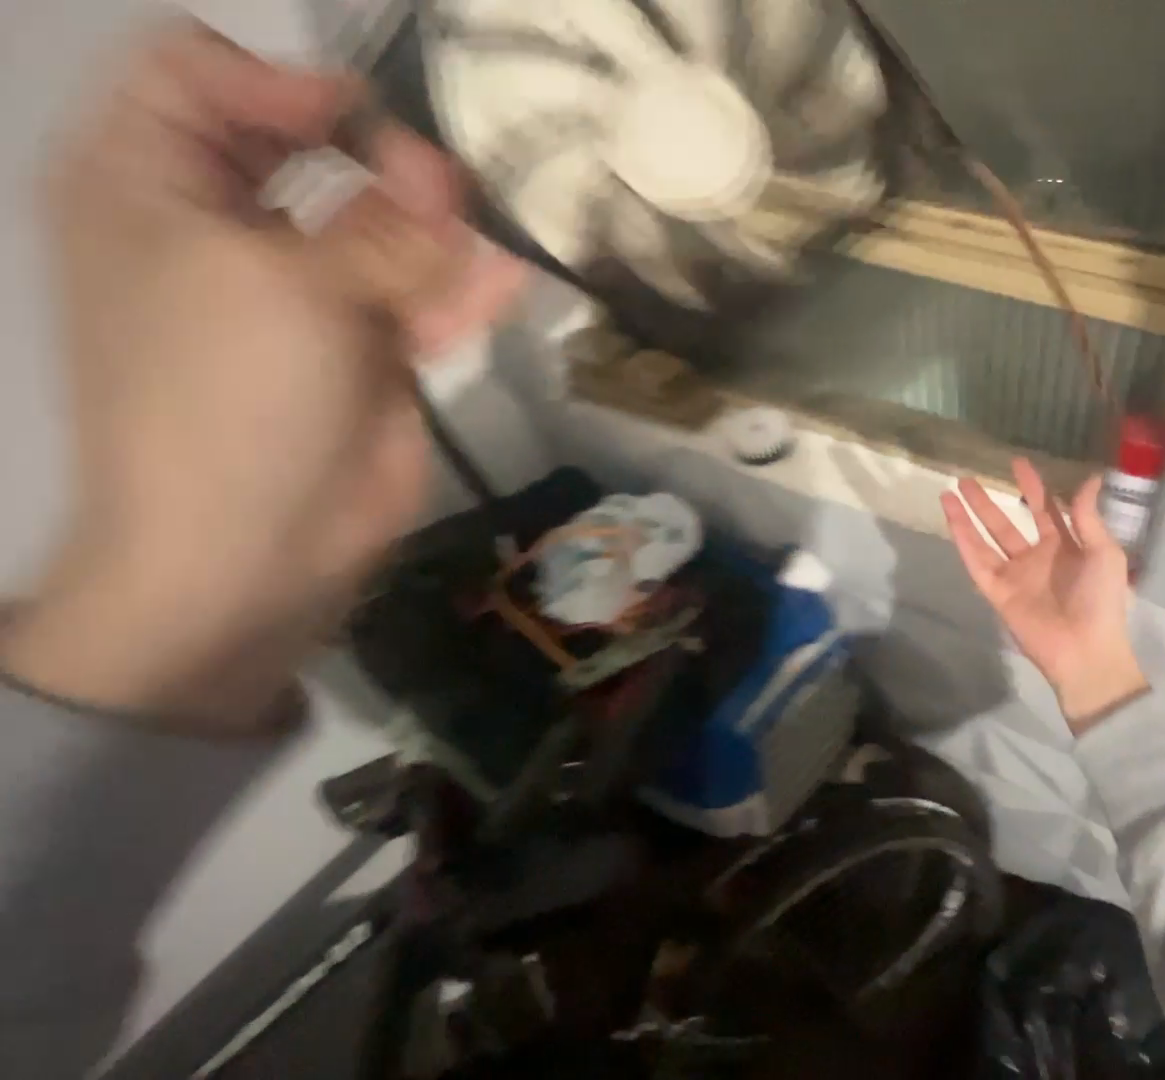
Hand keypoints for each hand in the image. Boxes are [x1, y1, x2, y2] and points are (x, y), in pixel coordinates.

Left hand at [0, 19, 523, 731]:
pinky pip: (430, 292)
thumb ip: (379, 222)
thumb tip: (444, 171)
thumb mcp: (285, 284)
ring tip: (494, 235)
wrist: (260, 543)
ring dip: (442, 227)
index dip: (288, 84)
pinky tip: (508, 278)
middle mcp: (232, 225)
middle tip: (450, 189)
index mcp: (152, 184)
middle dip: (387, 161)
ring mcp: (315, 288)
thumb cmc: (228, 396)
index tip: (373, 125)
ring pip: (391, 223)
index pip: (207, 77)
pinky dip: (467, 286)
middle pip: (315, 147)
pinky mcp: (379, 343)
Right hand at [941, 459, 1148, 734]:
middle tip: (968, 478)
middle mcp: (1036, 558)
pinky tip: (951, 516)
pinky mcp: (997, 592)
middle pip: (1007, 523)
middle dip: (989, 502)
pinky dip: (963, 538)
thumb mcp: (1103, 551)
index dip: (1033, 487)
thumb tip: (1091, 477)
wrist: (1085, 648)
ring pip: (986, 539)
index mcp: (1066, 547)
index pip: (1044, 510)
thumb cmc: (1101, 599)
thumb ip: (1088, 516)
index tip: (1018, 463)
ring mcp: (1015, 576)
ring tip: (951, 491)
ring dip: (969, 516)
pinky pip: (976, 561)